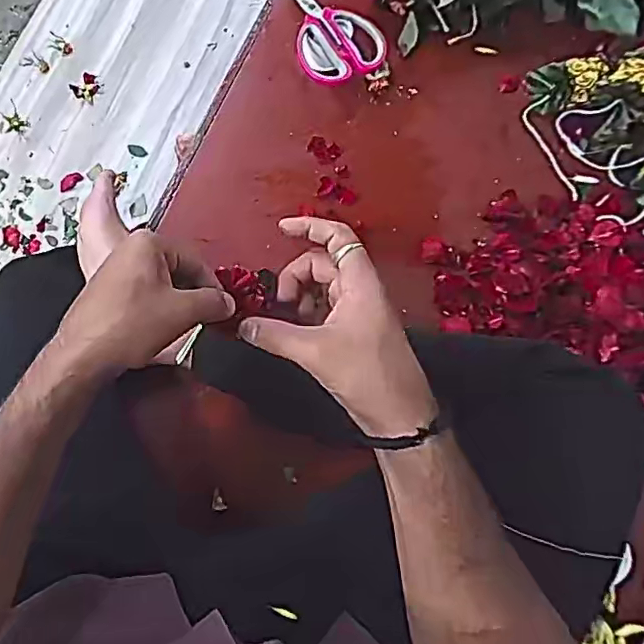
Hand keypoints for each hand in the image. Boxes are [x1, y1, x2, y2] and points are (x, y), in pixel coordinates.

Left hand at [49, 230, 234, 377]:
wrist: (83, 356)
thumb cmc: (124, 327)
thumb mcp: (183, 312)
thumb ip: (213, 302)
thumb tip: (224, 302)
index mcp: (147, 243)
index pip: (196, 260)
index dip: (213, 286)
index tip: (221, 305)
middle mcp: (128, 250)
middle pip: (178, 270)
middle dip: (193, 296)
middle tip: (204, 317)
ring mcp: (115, 270)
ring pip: (162, 285)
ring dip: (176, 305)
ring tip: (179, 327)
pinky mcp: (108, 292)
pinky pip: (144, 296)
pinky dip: (156, 311)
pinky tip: (158, 331)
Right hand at [238, 217, 437, 437]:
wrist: (400, 416)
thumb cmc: (367, 375)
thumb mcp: (314, 352)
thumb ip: (274, 335)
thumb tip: (243, 324)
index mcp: (360, 283)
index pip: (338, 238)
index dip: (310, 227)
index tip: (282, 229)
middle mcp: (361, 290)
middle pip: (322, 265)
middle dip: (294, 278)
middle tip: (278, 307)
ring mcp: (359, 311)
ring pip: (322, 289)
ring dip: (299, 299)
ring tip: (285, 324)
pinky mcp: (355, 331)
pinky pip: (326, 309)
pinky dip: (307, 315)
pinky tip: (294, 335)